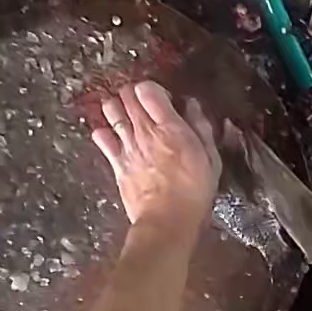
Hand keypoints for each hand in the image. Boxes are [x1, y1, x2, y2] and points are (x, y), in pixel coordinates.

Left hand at [91, 82, 220, 232]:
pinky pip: (101, 137)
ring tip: (127, 115)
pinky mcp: (116, 163)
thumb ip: (201, 128)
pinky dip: (104, 132)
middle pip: (127, 95)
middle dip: (134, 95)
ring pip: (111, 110)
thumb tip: (192, 106)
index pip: (148, 89)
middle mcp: (144, 131)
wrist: (167, 221)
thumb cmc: (194, 192)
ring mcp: (127, 146)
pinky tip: (111, 135)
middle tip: (146, 105)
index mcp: (170, 127)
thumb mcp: (210, 159)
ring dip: (117, 107)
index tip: (165, 100)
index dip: (154, 89)